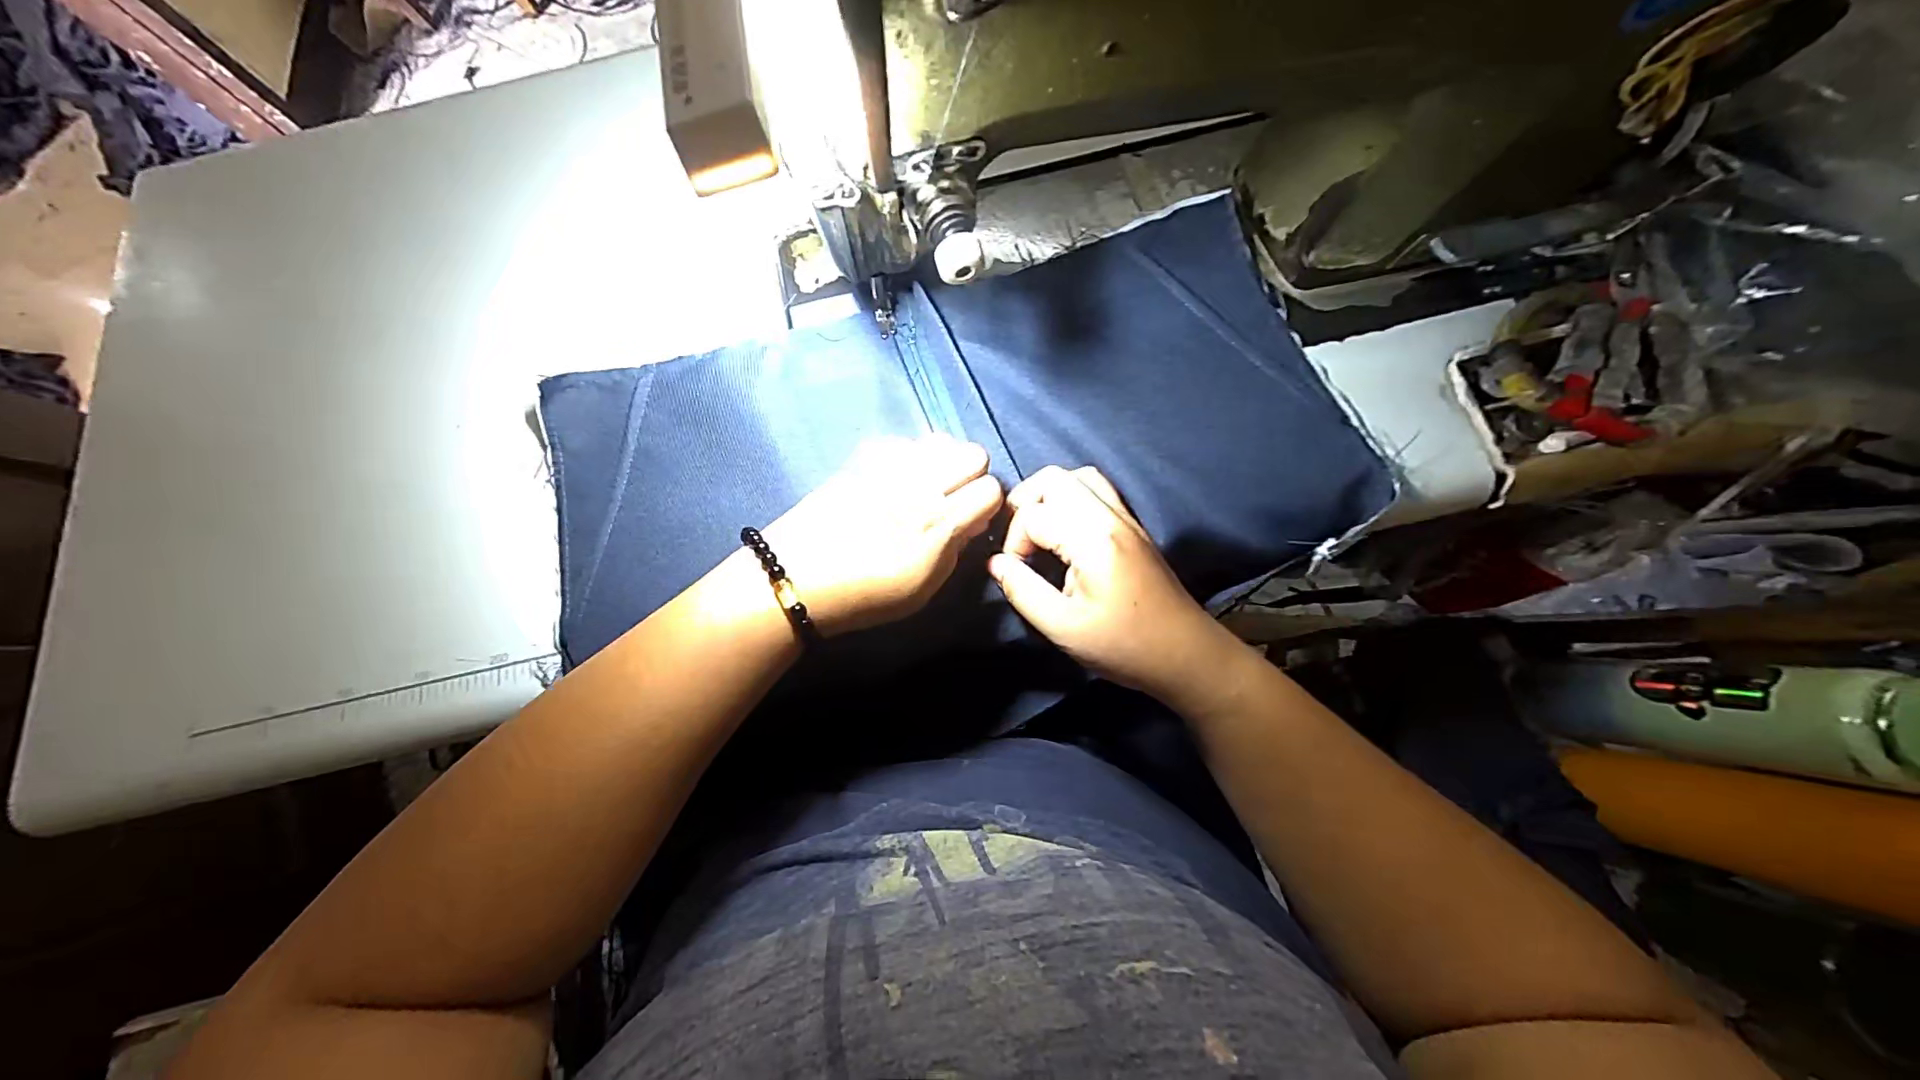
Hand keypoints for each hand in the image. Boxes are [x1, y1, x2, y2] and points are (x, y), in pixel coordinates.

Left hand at [760, 435, 1003, 635]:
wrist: (796, 577)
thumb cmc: (863, 596)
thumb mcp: (922, 590)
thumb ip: (955, 551)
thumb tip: (972, 522)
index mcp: (936, 524)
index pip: (991, 489)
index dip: (987, 505)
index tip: (972, 519)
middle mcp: (918, 486)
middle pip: (974, 452)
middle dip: (971, 475)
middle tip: (953, 498)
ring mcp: (888, 466)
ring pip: (941, 439)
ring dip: (942, 460)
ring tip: (925, 485)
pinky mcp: (862, 457)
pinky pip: (904, 441)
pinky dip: (908, 456)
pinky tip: (894, 479)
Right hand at [988, 466, 1239, 699]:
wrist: (1186, 655)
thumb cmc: (1124, 646)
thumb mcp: (1063, 627)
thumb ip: (1023, 591)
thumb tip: (997, 564)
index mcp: (1093, 538)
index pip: (1033, 514)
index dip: (1013, 542)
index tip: (1016, 574)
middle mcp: (1110, 517)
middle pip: (1056, 479)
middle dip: (1026, 505)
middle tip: (1018, 543)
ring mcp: (1126, 519)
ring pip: (1079, 478)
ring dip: (1050, 497)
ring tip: (1038, 532)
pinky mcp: (1134, 529)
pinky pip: (1098, 492)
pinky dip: (1072, 500)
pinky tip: (1065, 536)